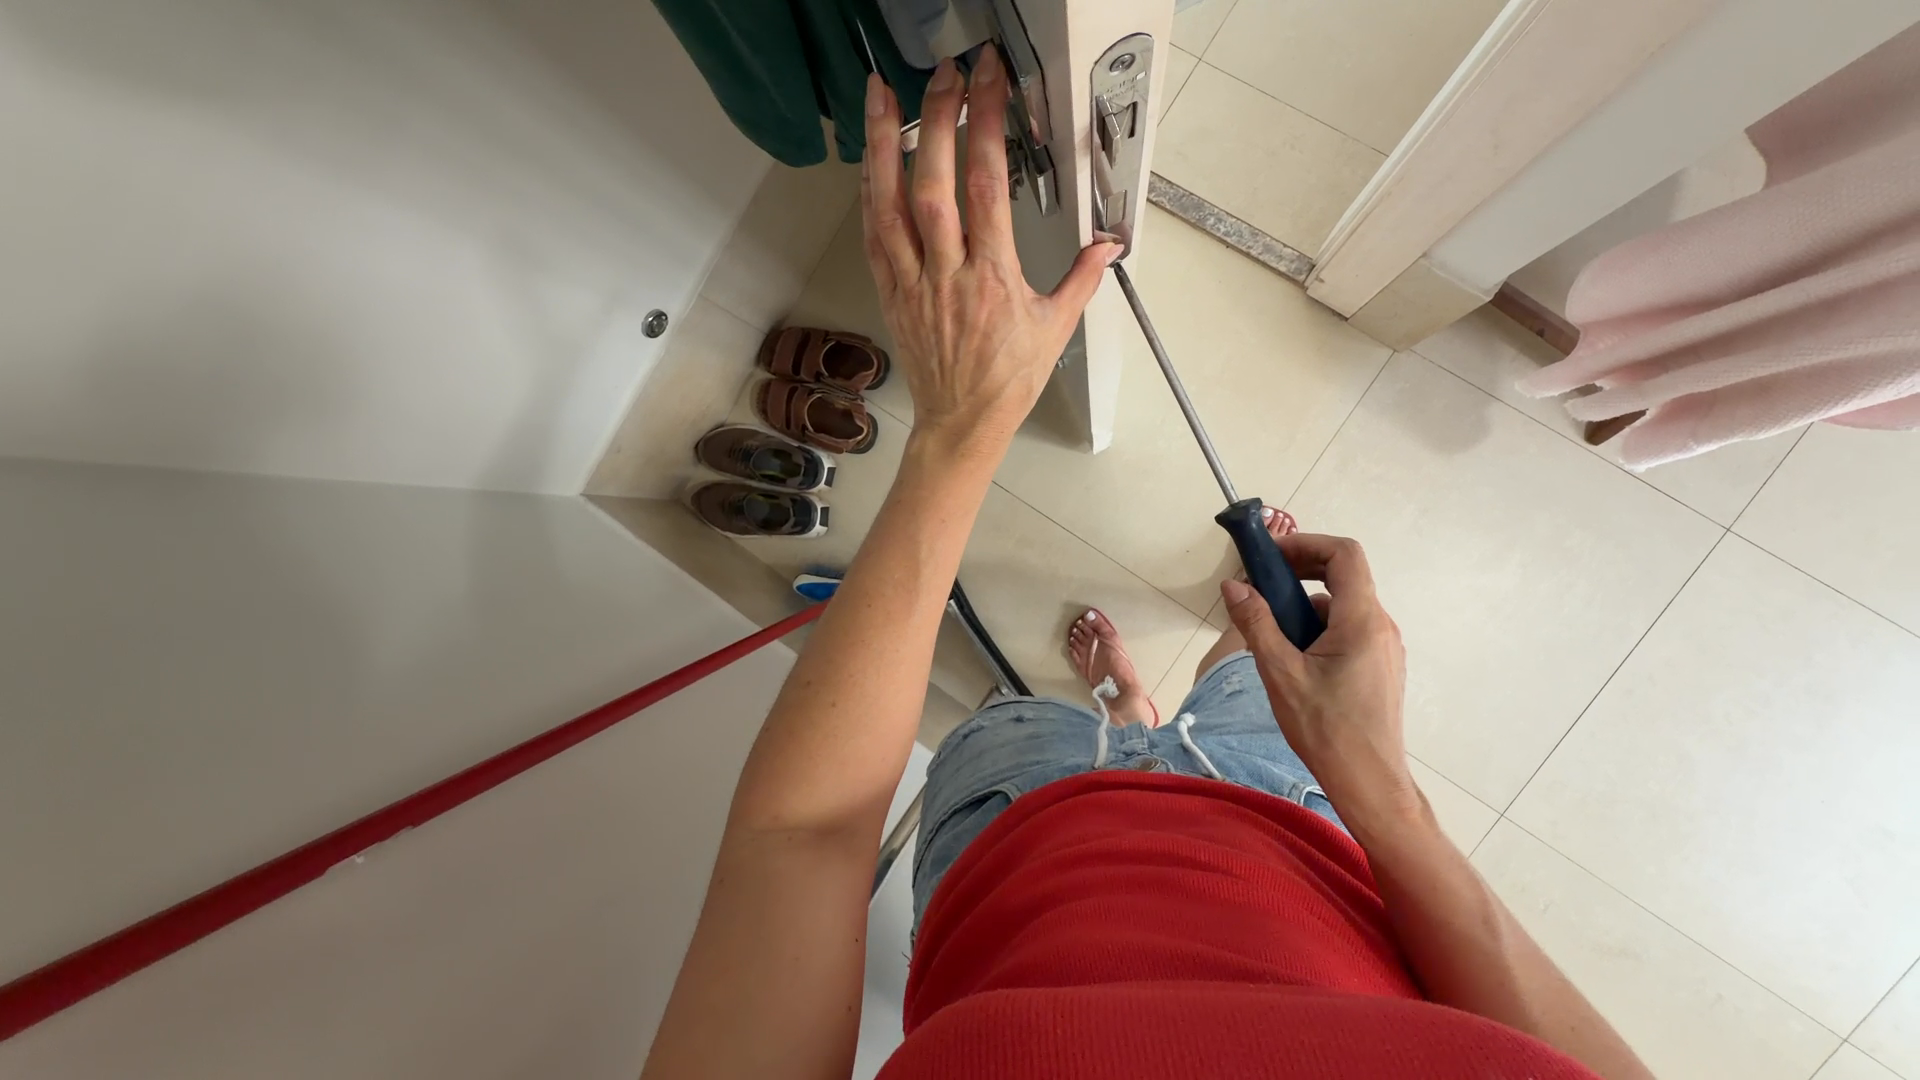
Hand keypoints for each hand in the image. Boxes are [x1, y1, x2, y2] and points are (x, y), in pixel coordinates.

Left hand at [862, 48, 1120, 454]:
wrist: (962, 421)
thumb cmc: (1006, 382)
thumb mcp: (1054, 329)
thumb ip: (1081, 280)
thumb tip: (1107, 245)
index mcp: (992, 278)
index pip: (986, 186)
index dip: (985, 123)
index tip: (988, 80)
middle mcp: (947, 275)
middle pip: (932, 184)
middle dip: (936, 119)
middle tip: (943, 73)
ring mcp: (913, 284)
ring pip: (889, 206)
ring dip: (882, 145)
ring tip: (879, 93)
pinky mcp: (892, 294)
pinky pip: (874, 237)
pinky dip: (869, 193)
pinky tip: (869, 160)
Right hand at [1219, 534, 1419, 831]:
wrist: (1368, 782)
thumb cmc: (1325, 728)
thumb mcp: (1280, 673)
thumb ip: (1256, 623)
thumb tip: (1234, 586)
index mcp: (1362, 621)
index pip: (1344, 554)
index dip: (1306, 543)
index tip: (1269, 555)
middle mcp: (1381, 626)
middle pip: (1343, 576)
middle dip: (1298, 572)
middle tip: (1259, 586)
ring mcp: (1383, 647)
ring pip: (1340, 606)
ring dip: (1302, 605)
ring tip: (1267, 632)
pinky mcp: (1378, 666)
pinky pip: (1346, 629)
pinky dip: (1315, 628)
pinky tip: (1290, 658)